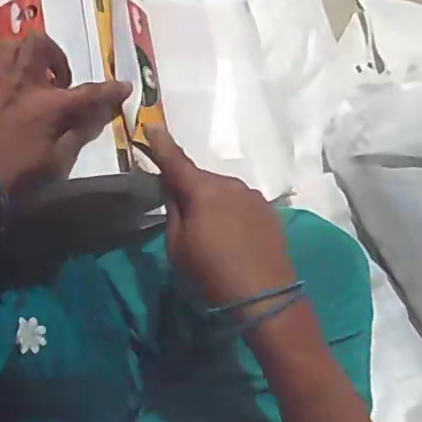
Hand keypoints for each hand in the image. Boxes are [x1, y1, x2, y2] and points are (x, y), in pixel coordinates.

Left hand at [0, 34, 130, 197]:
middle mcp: (21, 83)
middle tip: (57, 79)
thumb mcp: (55, 163)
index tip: (122, 86)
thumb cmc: (15, 179)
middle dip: (54, 55)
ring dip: (25, 55)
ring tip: (29, 77)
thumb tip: (95, 116)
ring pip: (11, 45)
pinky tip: (3, 92)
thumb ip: (77, 133)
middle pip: (41, 45)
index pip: (87, 92)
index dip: (109, 90)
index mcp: (48, 106)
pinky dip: (2, 71)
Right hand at [141, 125, 296, 306]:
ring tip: (211, 235)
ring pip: (223, 192)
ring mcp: (253, 197)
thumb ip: (173, 211)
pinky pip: (241, 204)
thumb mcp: (177, 246)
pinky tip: (232, 239)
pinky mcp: (269, 212)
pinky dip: (231, 214)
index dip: (161, 145)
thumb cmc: (210, 272)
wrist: (264, 296)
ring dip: (213, 204)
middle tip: (183, 217)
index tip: (152, 126)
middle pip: (201, 180)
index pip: (176, 162)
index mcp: (202, 190)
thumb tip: (173, 188)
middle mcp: (230, 184)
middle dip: (190, 190)